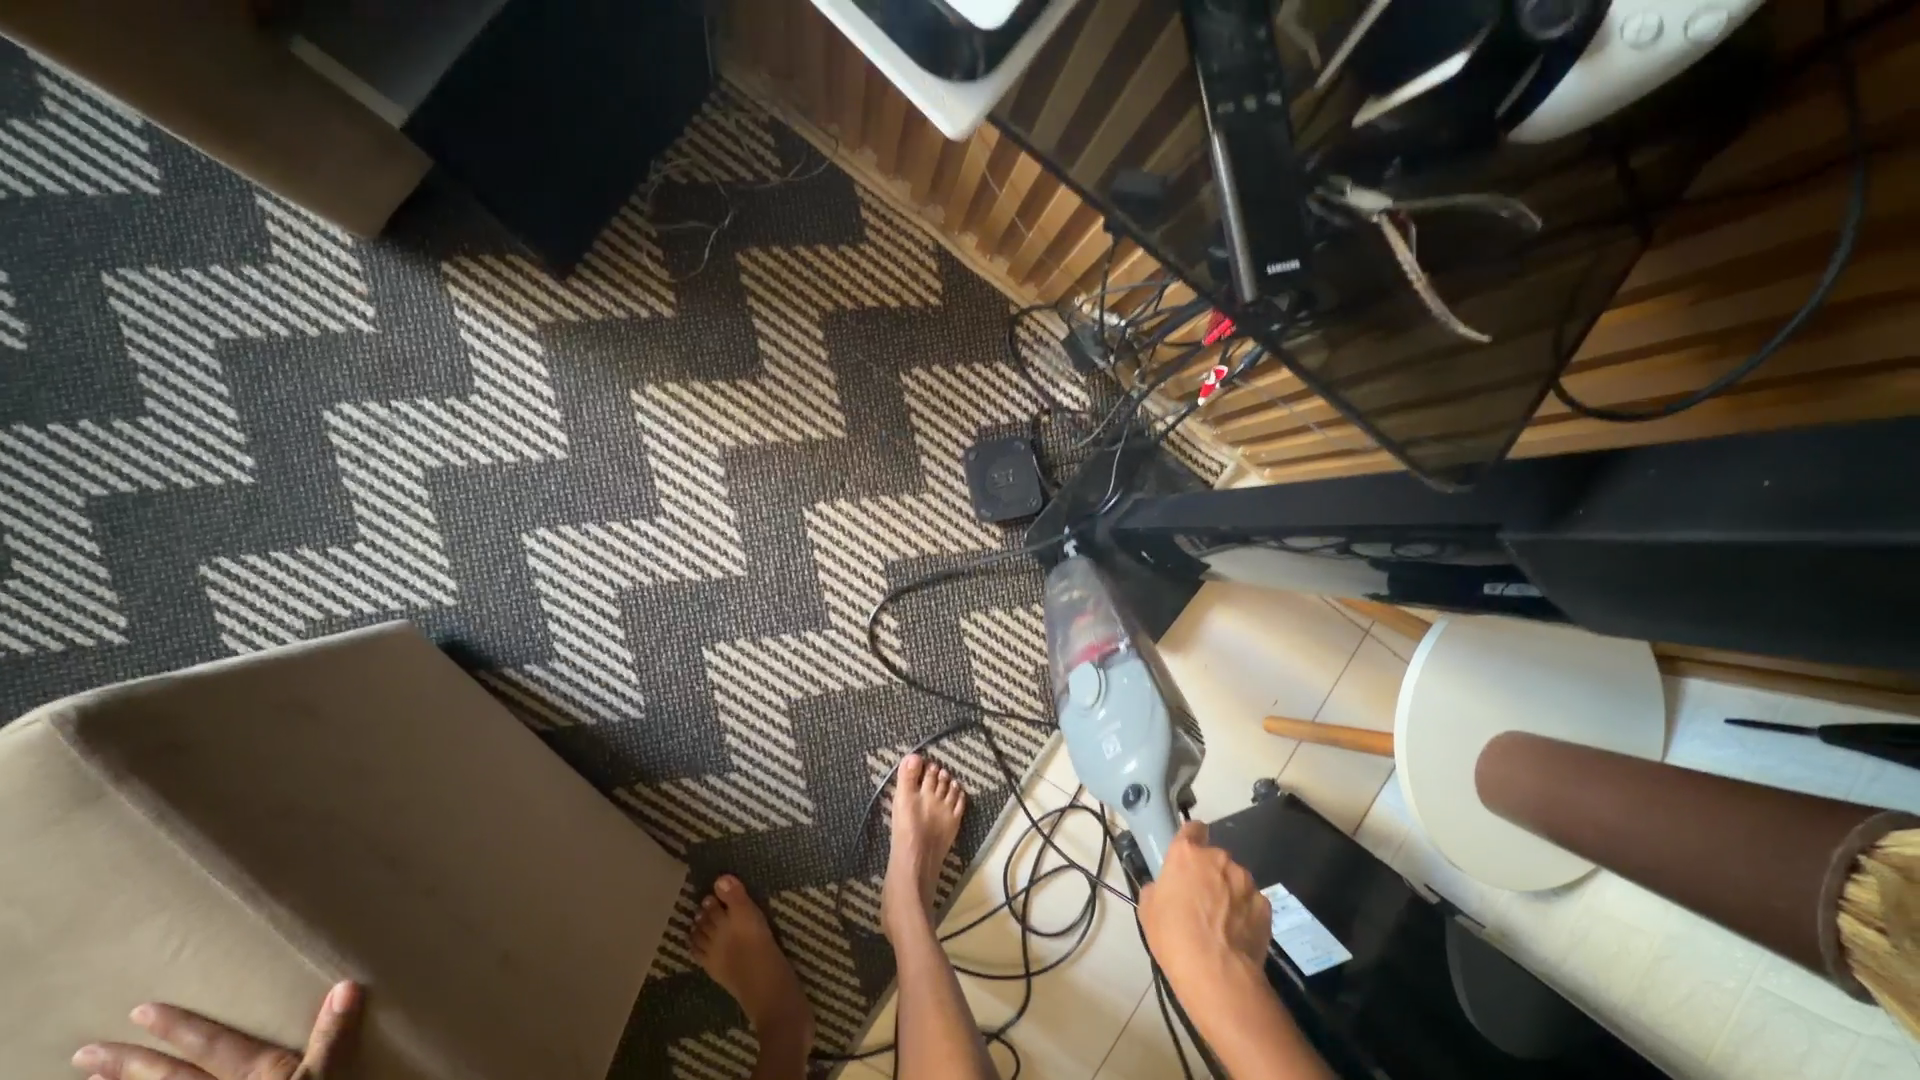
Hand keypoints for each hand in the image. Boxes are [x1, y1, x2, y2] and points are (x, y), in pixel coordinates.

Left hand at [72, 981, 361, 1079]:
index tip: (142, 1012)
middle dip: (131, 1064)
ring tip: (91, 1079)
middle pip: (169, 1079)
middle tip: (87, 1052)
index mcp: (257, 1075)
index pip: (213, 1045)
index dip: (180, 1028)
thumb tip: (347, 986)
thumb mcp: (326, 1077)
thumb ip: (332, 1037)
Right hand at [1139, 822, 1269, 986]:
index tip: (1189, 855)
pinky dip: (1245, 913)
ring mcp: (1246, 882)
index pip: (1193, 829)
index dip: (1191, 838)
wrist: (1216, 972)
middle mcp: (1220, 859)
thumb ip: (1158, 889)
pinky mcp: (1265, 905)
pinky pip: (1251, 902)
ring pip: (1236, 880)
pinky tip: (1237, 935)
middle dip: (1210, 873)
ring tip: (1222, 922)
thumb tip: (1165, 888)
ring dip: (1229, 892)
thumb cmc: (1173, 937)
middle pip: (1215, 858)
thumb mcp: (1148, 910)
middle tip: (1201, 899)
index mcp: (1187, 854)